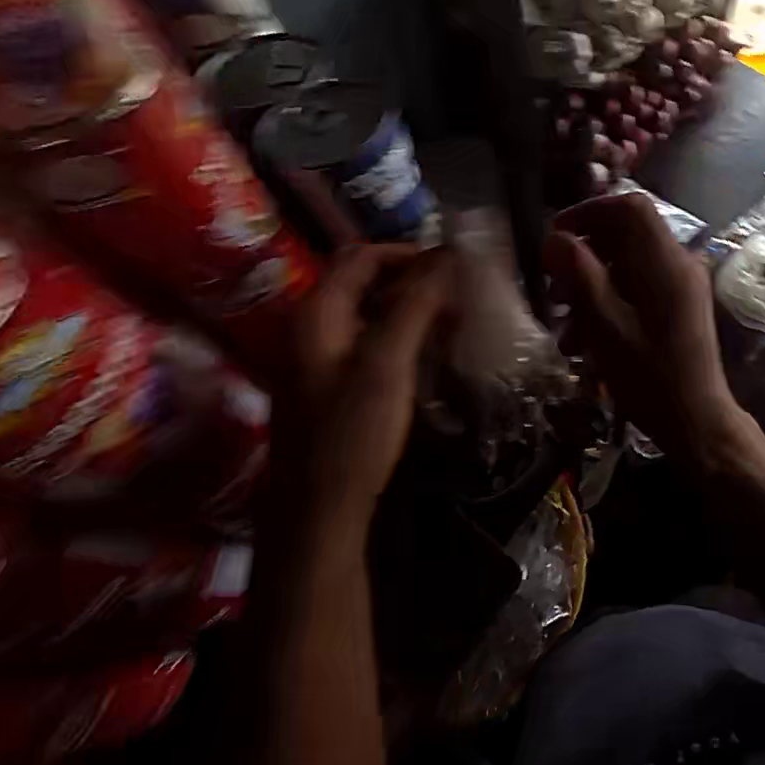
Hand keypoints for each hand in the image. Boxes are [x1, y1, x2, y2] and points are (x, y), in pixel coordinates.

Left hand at [273, 244, 454, 521]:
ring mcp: (315, 359)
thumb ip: (415, 305)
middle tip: (456, 294)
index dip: (408, 253)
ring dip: (407, 309)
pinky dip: (397, 336)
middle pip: (362, 282)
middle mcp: (309, 328)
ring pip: (366, 314)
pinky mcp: (327, 386)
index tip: (452, 266)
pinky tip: (425, 354)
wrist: (319, 511)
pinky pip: (365, 343)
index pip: (361, 256)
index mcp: (316, 314)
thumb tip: (447, 256)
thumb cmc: (353, 433)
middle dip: (411, 280)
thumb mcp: (388, 363)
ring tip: (449, 321)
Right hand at [545, 193, 743, 455]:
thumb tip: (554, 238)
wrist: (696, 421)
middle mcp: (679, 264)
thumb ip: (580, 276)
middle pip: (625, 235)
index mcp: (666, 263)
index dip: (589, 212)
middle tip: (554, 290)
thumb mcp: (605, 327)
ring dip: (591, 286)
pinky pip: (638, 287)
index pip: (630, 207)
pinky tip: (585, 340)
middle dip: (583, 257)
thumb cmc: (650, 378)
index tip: (556, 237)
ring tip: (565, 326)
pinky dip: (609, 303)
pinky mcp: (678, 306)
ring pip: (627, 264)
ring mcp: (681, 285)